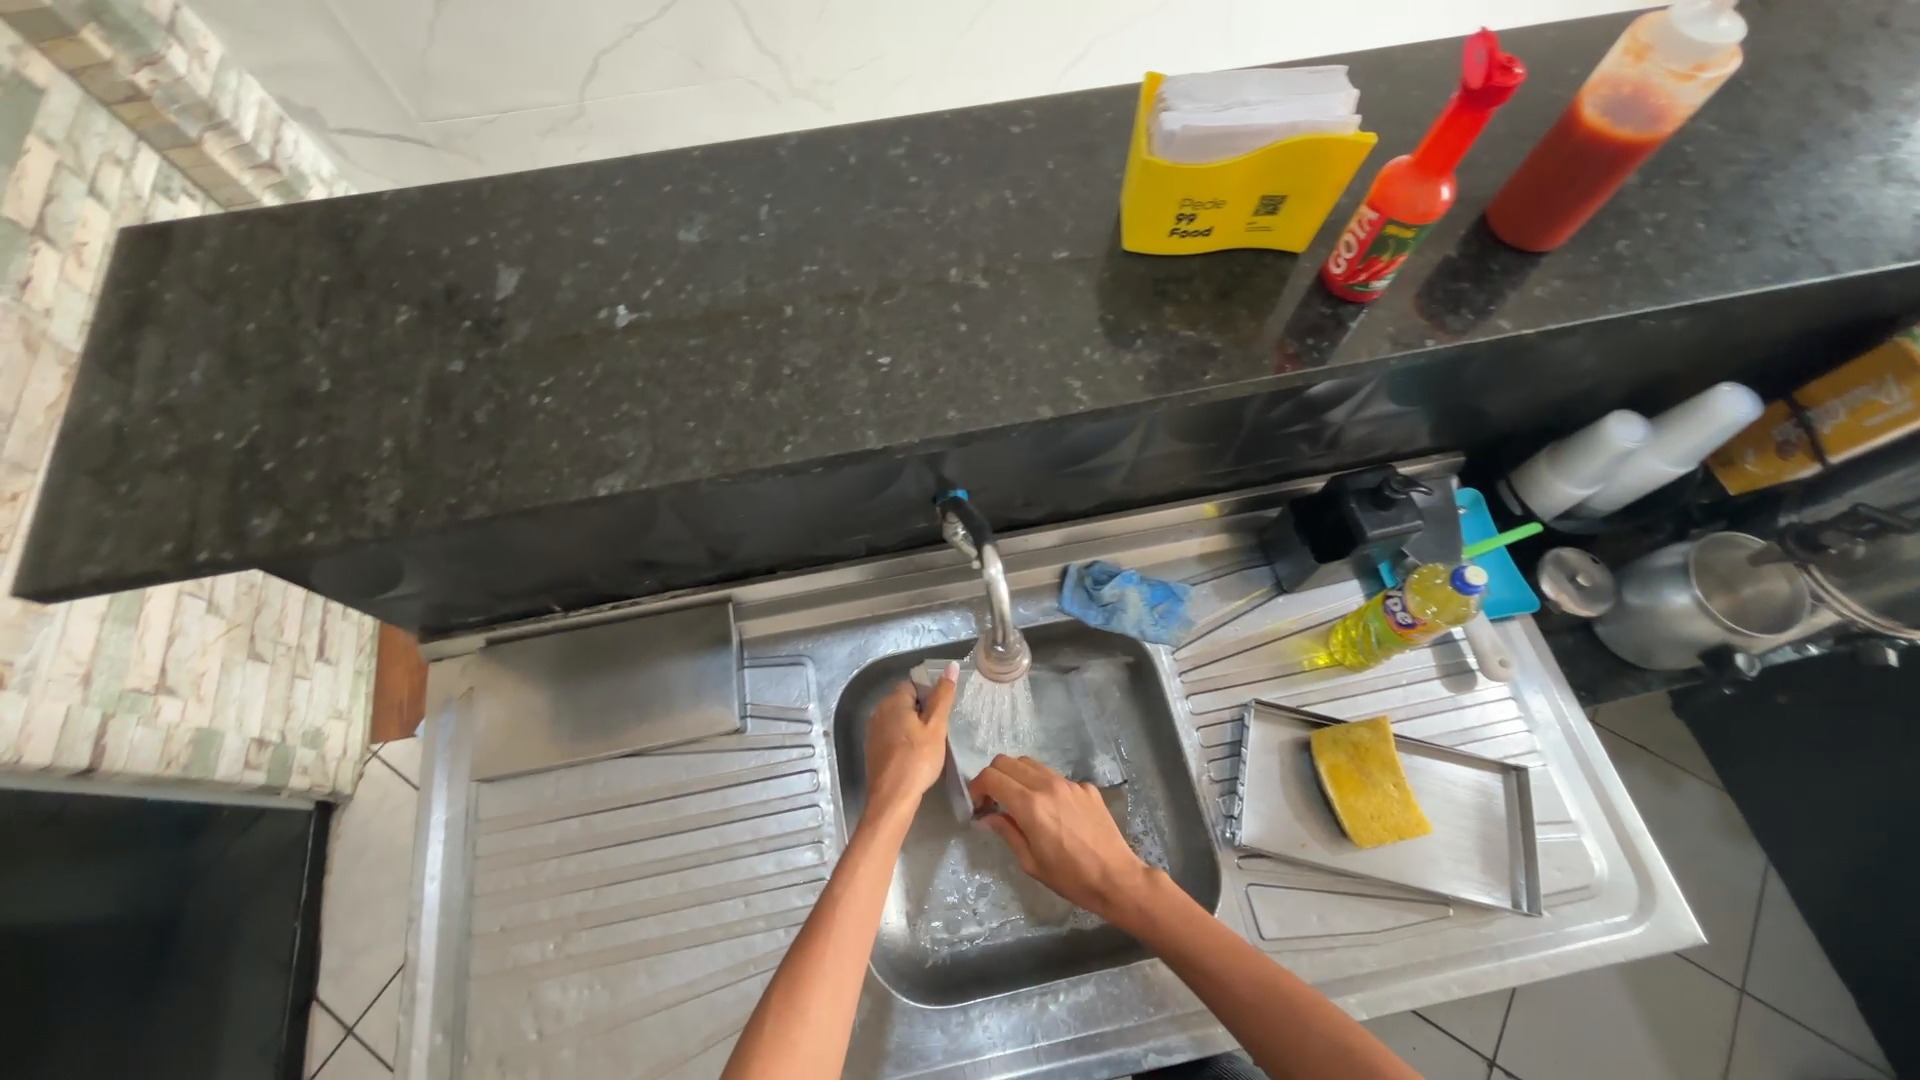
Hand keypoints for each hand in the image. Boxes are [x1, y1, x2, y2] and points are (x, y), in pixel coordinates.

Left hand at [864, 663, 956, 815]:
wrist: (892, 797)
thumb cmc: (918, 760)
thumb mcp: (936, 727)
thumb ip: (943, 696)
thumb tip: (951, 666)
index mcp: (893, 701)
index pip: (913, 684)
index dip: (929, 696)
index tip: (939, 715)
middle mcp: (878, 711)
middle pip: (904, 701)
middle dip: (921, 712)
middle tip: (936, 732)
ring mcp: (872, 730)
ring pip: (897, 719)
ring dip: (911, 726)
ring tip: (927, 745)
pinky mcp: (871, 748)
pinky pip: (890, 734)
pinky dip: (902, 739)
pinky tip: (913, 755)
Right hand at [968, 755, 1152, 917]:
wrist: (1116, 878)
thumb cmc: (1070, 877)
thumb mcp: (1030, 862)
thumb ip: (1007, 832)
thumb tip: (987, 816)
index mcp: (1031, 805)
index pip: (992, 777)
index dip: (977, 787)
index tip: (978, 805)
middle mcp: (1048, 786)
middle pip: (1007, 761)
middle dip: (994, 777)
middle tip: (994, 801)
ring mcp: (1070, 783)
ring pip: (1032, 765)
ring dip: (1017, 778)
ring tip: (1020, 804)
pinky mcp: (1086, 787)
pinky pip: (1056, 778)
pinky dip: (1044, 787)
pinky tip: (1053, 813)